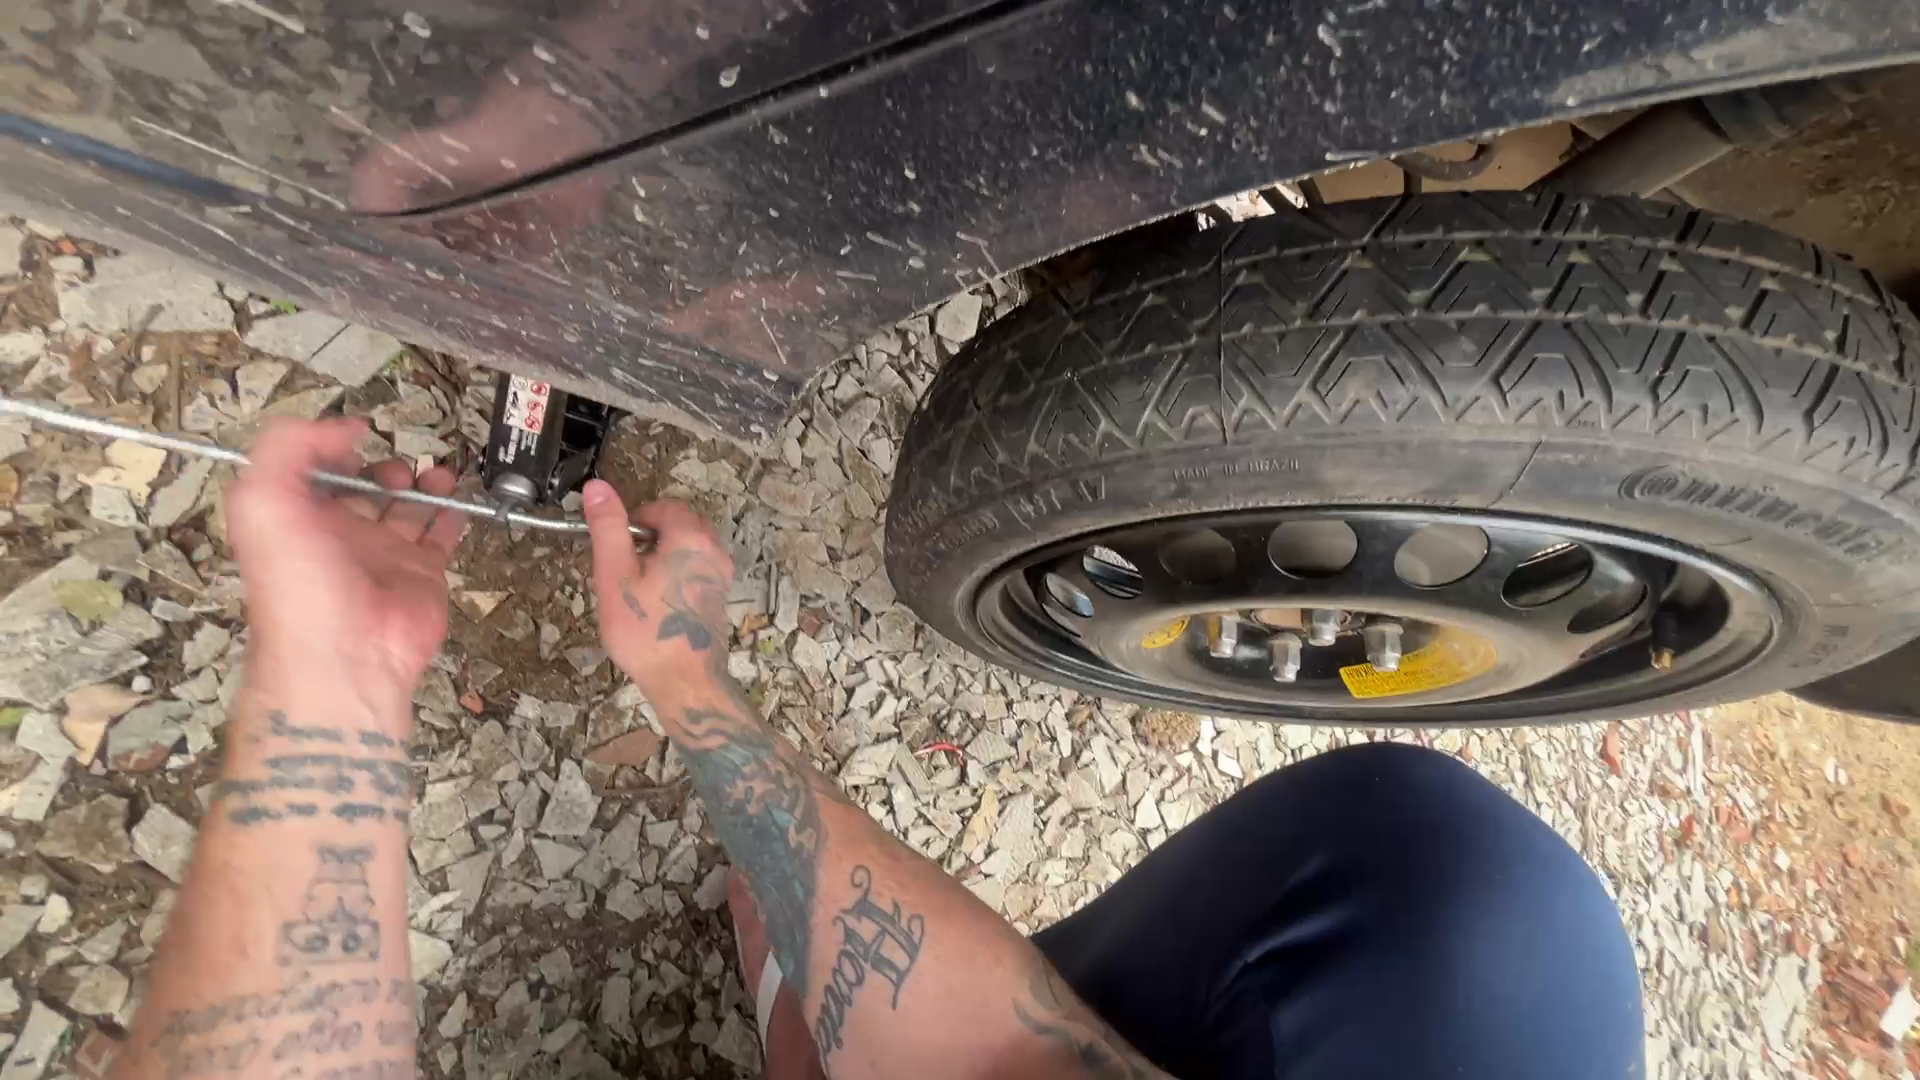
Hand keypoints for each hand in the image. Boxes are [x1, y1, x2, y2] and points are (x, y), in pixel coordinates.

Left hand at [227, 419, 466, 727]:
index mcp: (298, 518)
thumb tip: (339, 427)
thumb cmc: (301, 587)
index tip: (356, 432)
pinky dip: (452, 518)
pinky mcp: (423, 571)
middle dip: (384, 469)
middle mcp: (340, 534)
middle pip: (365, 489)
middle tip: (398, 463)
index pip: (313, 472)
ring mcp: (385, 553)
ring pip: (408, 508)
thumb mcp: (266, 504)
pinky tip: (455, 503)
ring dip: (424, 486)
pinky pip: (441, 537)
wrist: (349, 651)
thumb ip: (289, 451)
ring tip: (437, 473)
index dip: (331, 449)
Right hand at [580, 480, 734, 697]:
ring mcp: (721, 575)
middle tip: (625, 563)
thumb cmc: (645, 629)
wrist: (684, 678)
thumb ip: (608, 528)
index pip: (667, 506)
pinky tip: (657, 600)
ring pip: (692, 547)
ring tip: (638, 584)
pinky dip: (677, 571)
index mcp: (692, 539)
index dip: (638, 517)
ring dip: (665, 553)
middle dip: (653, 534)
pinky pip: (698, 569)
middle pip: (683, 524)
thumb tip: (598, 487)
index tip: (618, 542)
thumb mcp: (615, 575)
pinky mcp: (720, 596)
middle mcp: (715, 552)